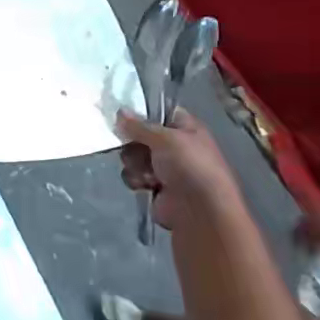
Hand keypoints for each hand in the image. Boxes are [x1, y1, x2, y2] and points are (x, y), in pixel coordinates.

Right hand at [118, 110, 240, 229]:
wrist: (199, 208)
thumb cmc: (189, 166)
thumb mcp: (164, 138)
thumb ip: (139, 125)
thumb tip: (120, 111)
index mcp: (185, 129)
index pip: (160, 112)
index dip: (143, 114)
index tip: (124, 117)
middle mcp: (175, 146)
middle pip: (139, 136)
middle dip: (134, 144)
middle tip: (137, 148)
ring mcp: (164, 166)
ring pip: (133, 156)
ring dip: (135, 165)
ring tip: (149, 174)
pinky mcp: (154, 185)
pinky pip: (133, 175)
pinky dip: (137, 180)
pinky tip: (148, 186)